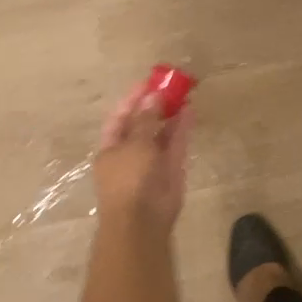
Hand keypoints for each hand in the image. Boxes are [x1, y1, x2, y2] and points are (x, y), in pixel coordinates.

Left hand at [93, 79, 193, 236]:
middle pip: (142, 124)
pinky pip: (176, 144)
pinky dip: (182, 127)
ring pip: (162, 133)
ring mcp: (152, 161)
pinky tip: (190, 110)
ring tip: (183, 93)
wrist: (142, 220)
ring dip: (171, 114)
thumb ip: (146, 119)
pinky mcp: (171, 168)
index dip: (133, 99)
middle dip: (155, 105)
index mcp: (111, 149)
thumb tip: (153, 97)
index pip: (120, 117)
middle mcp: (130, 153)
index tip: (149, 81)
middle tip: (171, 85)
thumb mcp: (134, 144)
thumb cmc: (128, 179)